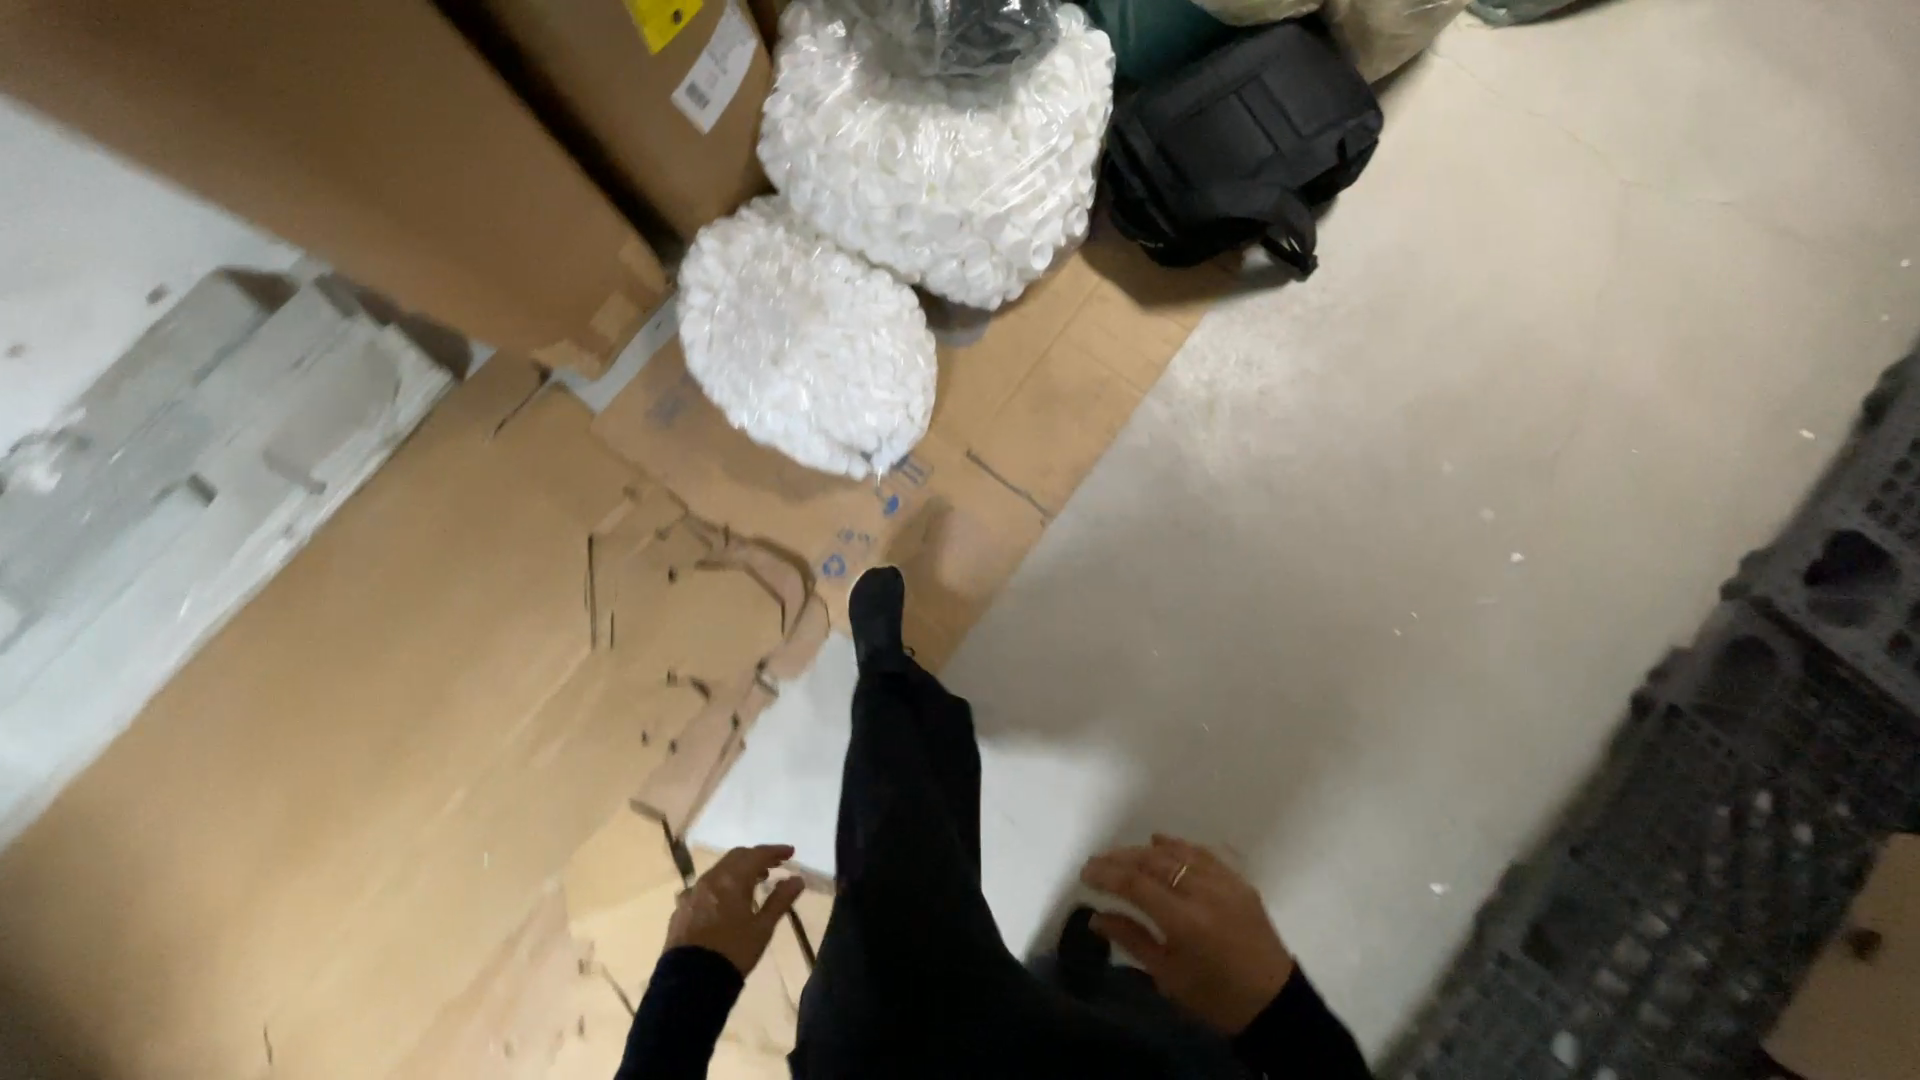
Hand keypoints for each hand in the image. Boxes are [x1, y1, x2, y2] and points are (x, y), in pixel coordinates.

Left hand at [665, 844, 806, 975]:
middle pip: (736, 857)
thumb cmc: (733, 952)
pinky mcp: (681, 909)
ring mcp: (692, 893)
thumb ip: (780, 900)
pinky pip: (704, 888)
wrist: (690, 983)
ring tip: (753, 882)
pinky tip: (724, 901)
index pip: (756, 854)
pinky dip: (720, 886)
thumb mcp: (763, 928)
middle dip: (756, 858)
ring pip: (718, 871)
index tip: (790, 853)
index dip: (775, 851)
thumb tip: (797, 879)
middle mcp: (710, 879)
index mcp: (731, 879)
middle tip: (774, 865)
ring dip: (738, 871)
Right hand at [1080, 834, 1295, 1034]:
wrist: (1274, 1004)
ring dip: (1146, 850)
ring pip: (1177, 853)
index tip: (1086, 872)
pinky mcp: (1239, 882)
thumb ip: (1131, 939)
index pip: (1135, 885)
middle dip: (1121, 858)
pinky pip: (1203, 854)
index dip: (1106, 874)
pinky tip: (1161, 843)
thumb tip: (1095, 916)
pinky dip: (1179, 846)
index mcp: (1184, 921)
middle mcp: (1203, 893)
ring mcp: (1224, 883)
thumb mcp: (1167, 976)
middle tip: (1098, 861)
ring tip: (1123, 853)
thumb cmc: (1214, 998)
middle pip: (1153, 862)